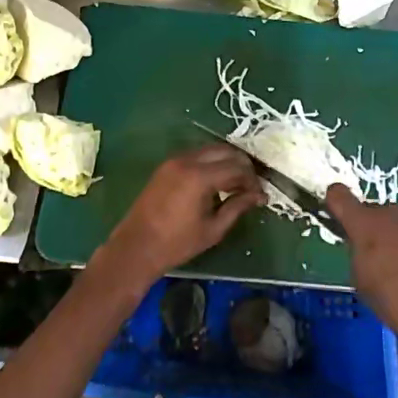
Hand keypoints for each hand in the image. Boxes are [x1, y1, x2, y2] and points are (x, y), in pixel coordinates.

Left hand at [96, 144, 264, 288]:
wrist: (137, 246)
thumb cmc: (177, 243)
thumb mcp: (213, 228)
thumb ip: (237, 207)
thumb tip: (258, 196)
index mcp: (200, 176)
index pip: (237, 167)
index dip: (253, 180)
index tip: (261, 196)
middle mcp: (187, 160)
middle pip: (225, 151)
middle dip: (242, 166)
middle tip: (251, 186)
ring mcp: (174, 160)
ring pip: (210, 150)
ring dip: (226, 162)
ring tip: (236, 184)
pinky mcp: (166, 166)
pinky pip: (196, 156)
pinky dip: (211, 163)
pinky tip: (216, 183)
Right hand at [327, 186, 397, 366]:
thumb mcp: (366, 288)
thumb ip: (360, 260)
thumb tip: (365, 251)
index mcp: (366, 225)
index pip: (341, 198)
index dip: (335, 201)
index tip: (333, 208)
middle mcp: (395, 214)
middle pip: (376, 214)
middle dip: (374, 232)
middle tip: (375, 261)